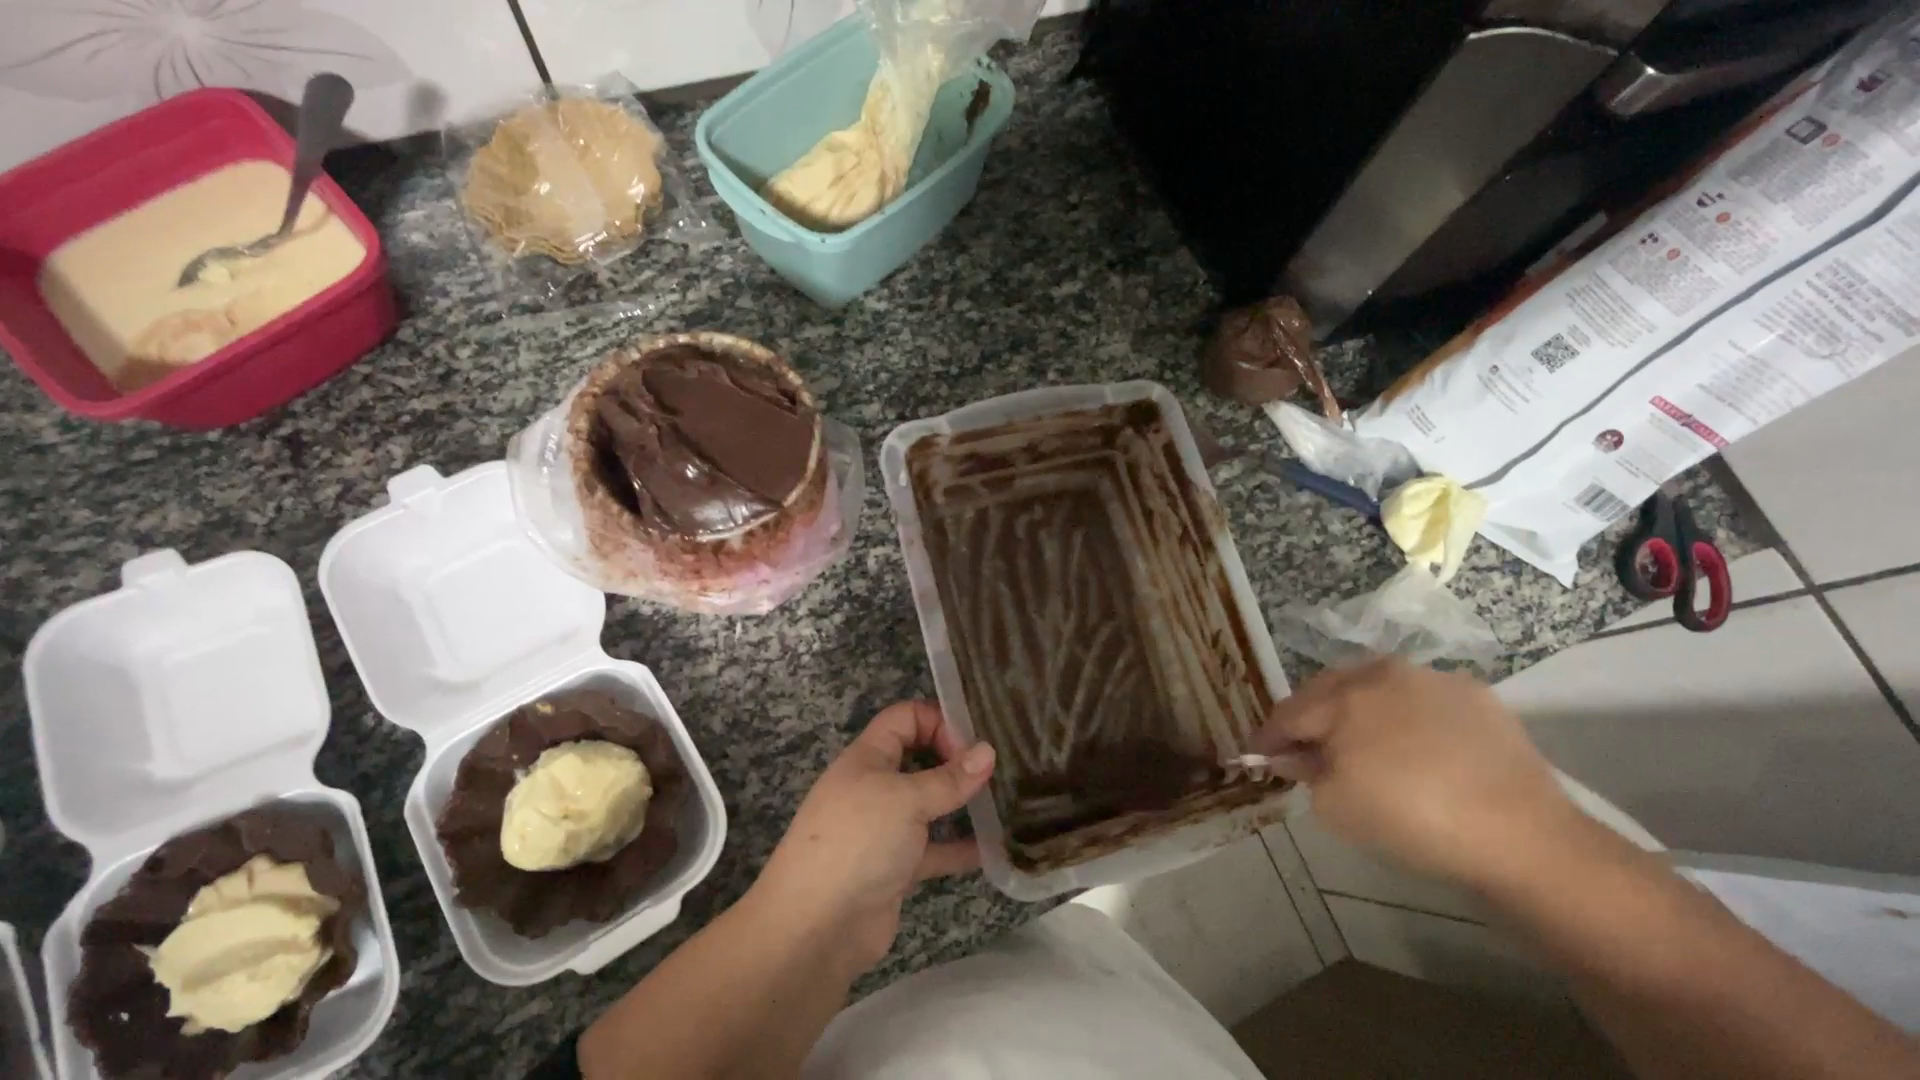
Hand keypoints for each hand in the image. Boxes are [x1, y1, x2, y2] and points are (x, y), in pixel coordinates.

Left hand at [752, 701, 995, 974]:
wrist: (816, 926)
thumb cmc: (857, 842)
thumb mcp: (906, 799)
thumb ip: (949, 778)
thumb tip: (988, 751)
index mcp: (868, 758)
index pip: (904, 719)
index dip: (938, 722)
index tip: (971, 746)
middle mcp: (875, 788)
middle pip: (920, 760)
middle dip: (956, 762)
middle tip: (1000, 769)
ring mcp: (884, 830)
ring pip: (930, 807)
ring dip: (963, 805)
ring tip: (1006, 803)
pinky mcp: (895, 869)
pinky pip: (934, 850)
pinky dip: (960, 848)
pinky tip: (996, 849)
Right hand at [1256, 658, 1582, 890]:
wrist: (1521, 834)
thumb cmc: (1412, 820)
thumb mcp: (1336, 807)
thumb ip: (1305, 772)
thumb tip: (1294, 756)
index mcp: (1343, 697)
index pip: (1289, 712)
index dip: (1269, 737)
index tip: (1258, 756)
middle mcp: (1383, 673)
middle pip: (1330, 690)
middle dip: (1312, 717)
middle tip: (1305, 750)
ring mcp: (1433, 678)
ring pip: (1377, 689)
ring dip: (1359, 712)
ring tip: (1360, 745)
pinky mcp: (1475, 695)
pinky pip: (1422, 700)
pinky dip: (1406, 718)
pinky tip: (1414, 749)